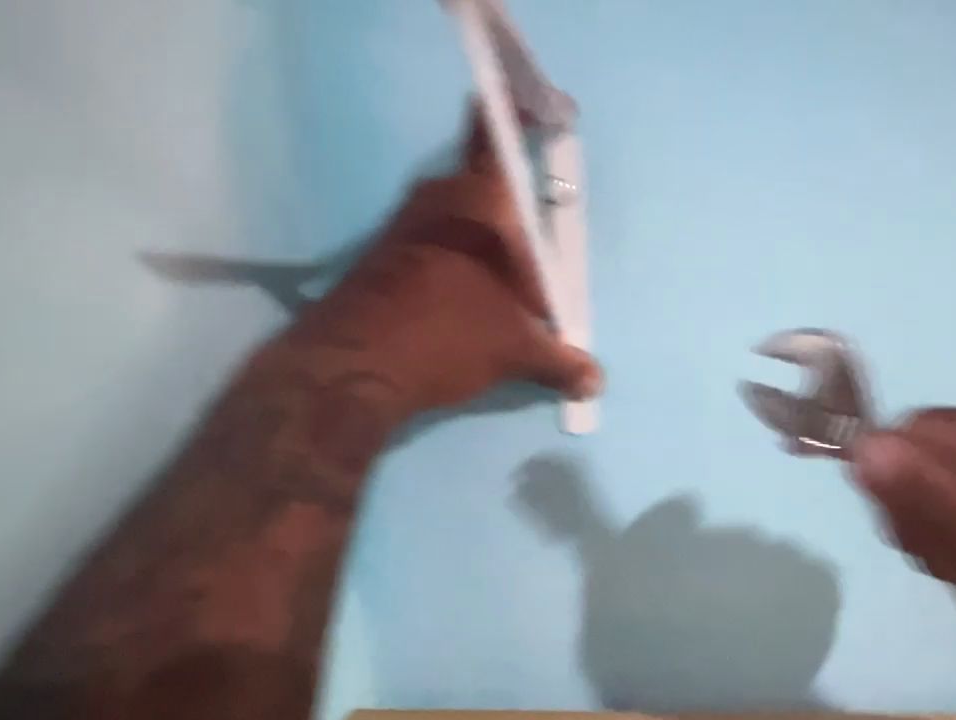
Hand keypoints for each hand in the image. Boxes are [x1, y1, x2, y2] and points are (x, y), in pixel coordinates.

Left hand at [295, 101, 601, 418]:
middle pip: (486, 195)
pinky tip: (467, 311)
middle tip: (534, 270)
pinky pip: (434, 250)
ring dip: (483, 255)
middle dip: (512, 225)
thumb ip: (559, 361)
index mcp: (484, 203)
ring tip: (505, 301)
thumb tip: (595, 380)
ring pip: (458, 226)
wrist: (360, 363)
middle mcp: (441, 200)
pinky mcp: (383, 258)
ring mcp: (405, 226)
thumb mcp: (517, 352)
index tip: (536, 104)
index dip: (514, 114)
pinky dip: (456, 271)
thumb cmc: (452, 333)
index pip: (496, 137)